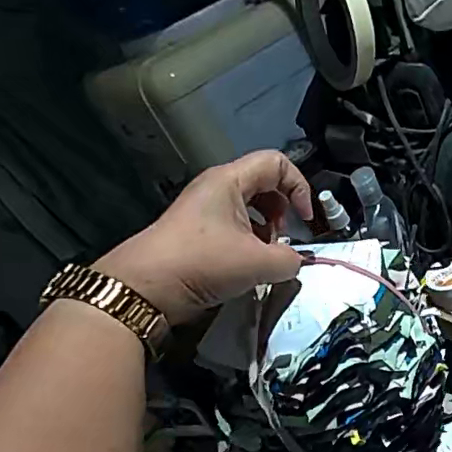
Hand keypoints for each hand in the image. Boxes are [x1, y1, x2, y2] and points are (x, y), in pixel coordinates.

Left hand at [95, 151, 314, 323]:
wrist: (146, 288)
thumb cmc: (202, 263)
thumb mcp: (259, 263)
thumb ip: (291, 260)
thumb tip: (295, 261)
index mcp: (229, 181)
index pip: (277, 164)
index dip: (300, 187)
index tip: (304, 219)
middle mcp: (217, 188)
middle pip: (266, 184)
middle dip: (284, 210)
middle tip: (283, 238)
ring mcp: (207, 209)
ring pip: (253, 206)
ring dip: (270, 228)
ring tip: (269, 254)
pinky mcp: (201, 231)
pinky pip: (238, 225)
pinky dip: (253, 241)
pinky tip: (251, 264)